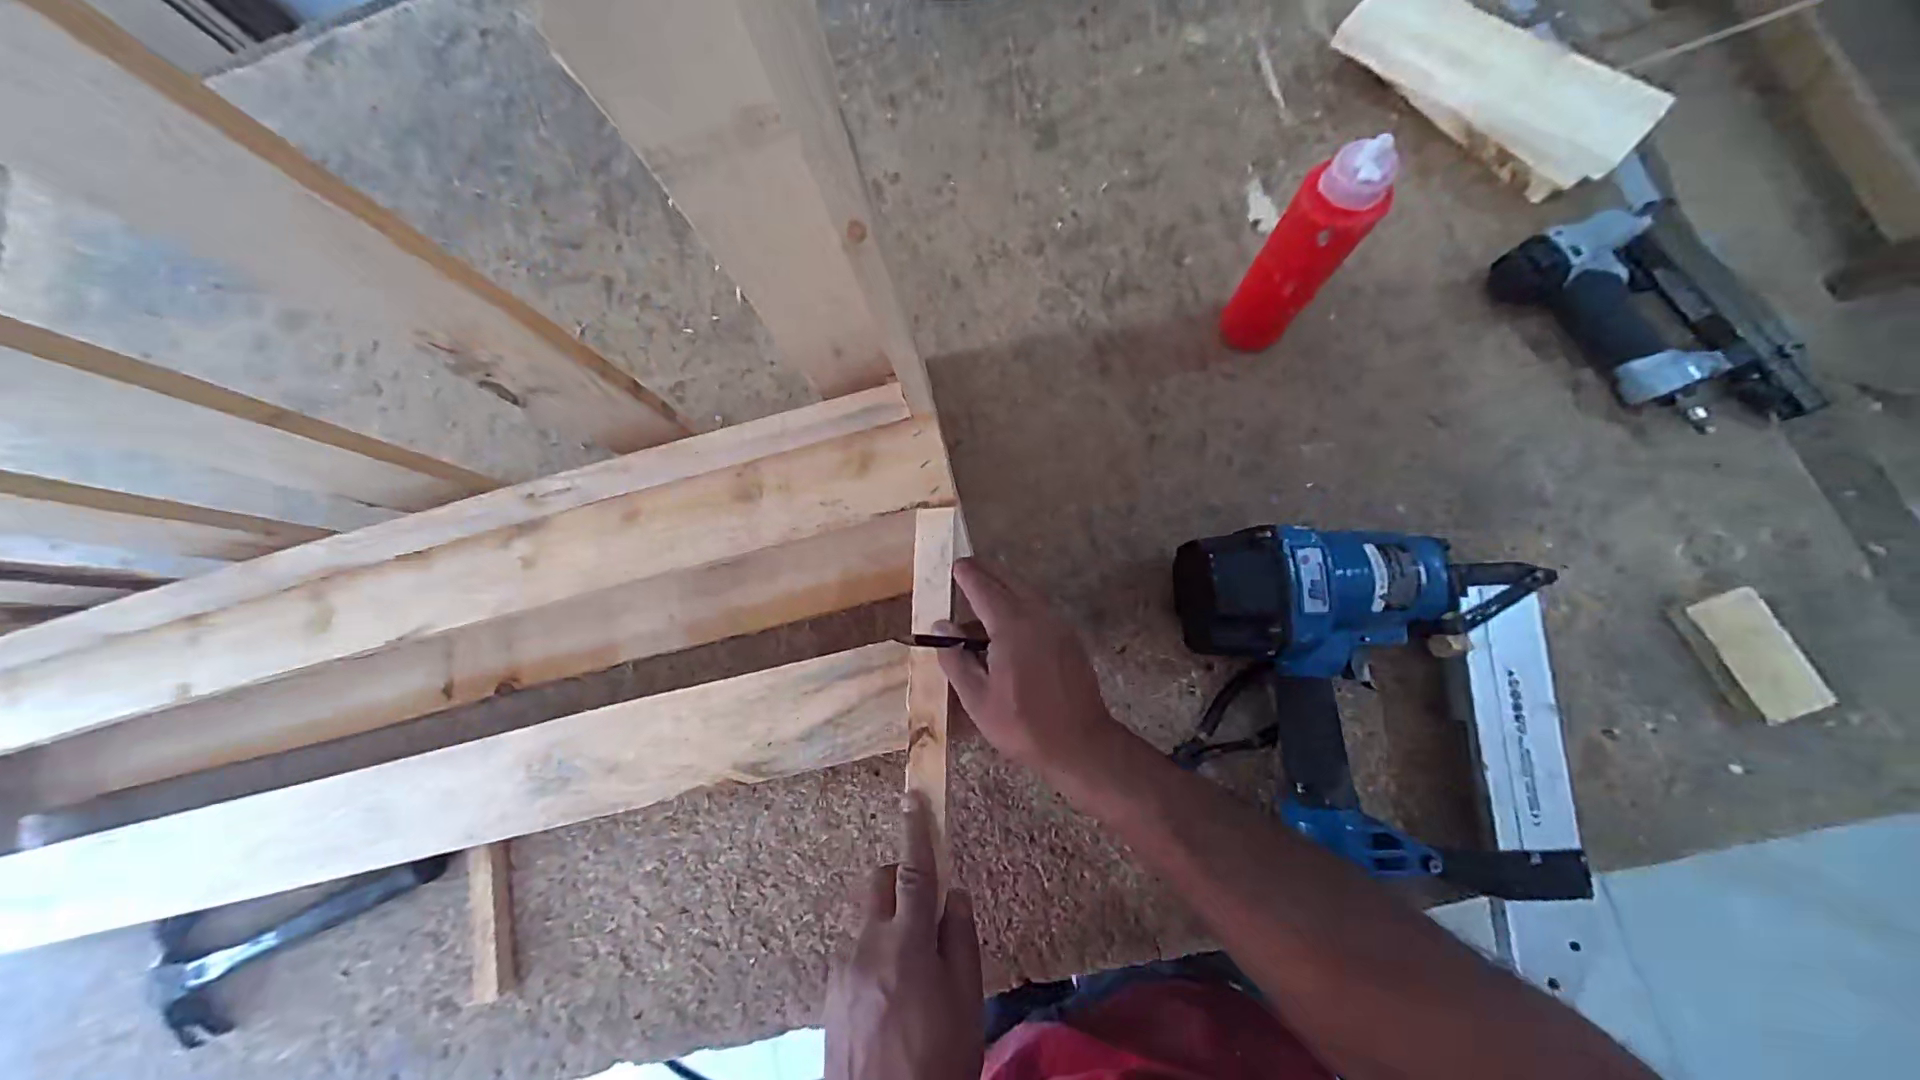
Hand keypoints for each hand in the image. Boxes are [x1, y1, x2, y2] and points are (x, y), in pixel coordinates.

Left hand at [825, 793, 983, 1079]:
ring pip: (865, 916)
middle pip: (879, 883)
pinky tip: (890, 992)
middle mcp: (866, 945)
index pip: (914, 872)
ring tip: (911, 967)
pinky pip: (854, 948)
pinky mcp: (829, 991)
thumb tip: (954, 892)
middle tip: (926, 910)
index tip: (913, 797)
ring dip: (888, 919)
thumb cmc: (939, 1061)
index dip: (916, 831)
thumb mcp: (967, 1002)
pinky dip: (874, 950)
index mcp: (906, 944)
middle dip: (902, 879)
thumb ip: (960, 939)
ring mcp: (842, 968)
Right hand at [935, 558, 1131, 778]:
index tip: (955, 564)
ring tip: (983, 594)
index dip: (968, 575)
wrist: (1081, 744)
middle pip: (1009, 582)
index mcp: (1012, 627)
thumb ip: (956, 658)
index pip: (984, 589)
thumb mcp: (977, 699)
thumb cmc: (1023, 725)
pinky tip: (1008, 622)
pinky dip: (1020, 603)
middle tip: (967, 569)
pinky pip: (1040, 609)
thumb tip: (942, 626)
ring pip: (1027, 594)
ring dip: (1004, 588)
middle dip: (987, 573)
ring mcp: (1058, 626)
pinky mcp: (1069, 639)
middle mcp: (1038, 616)